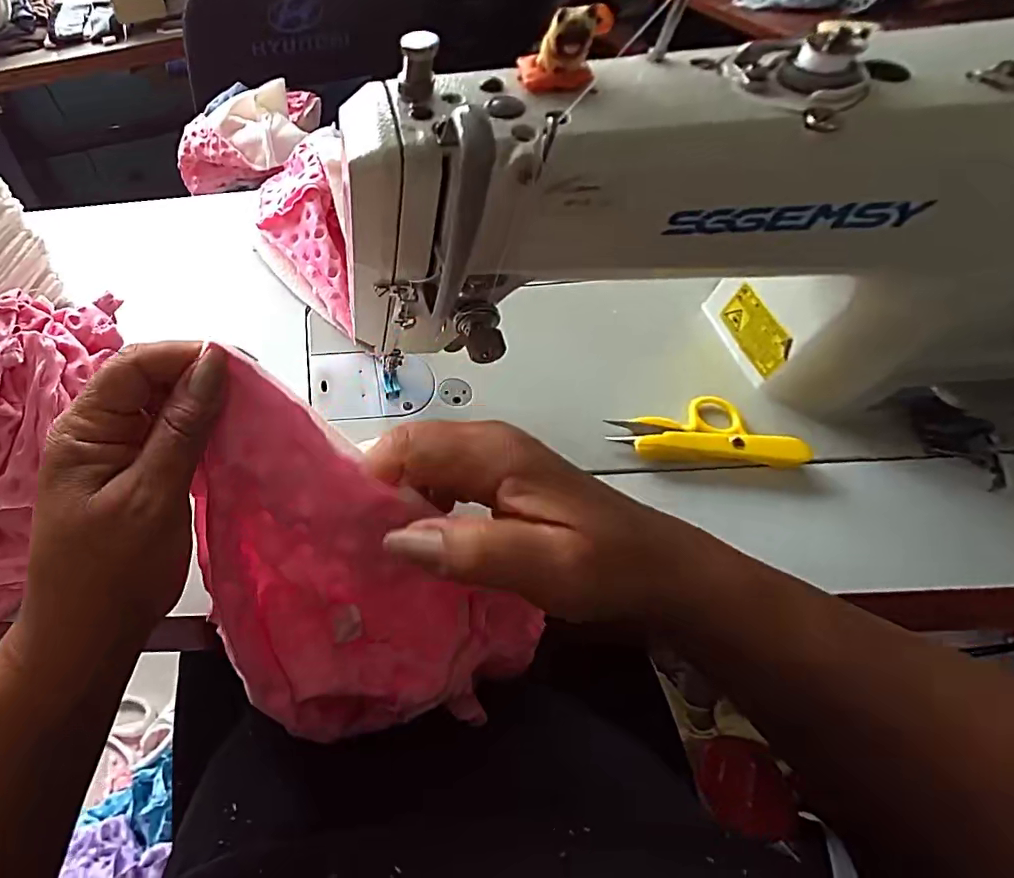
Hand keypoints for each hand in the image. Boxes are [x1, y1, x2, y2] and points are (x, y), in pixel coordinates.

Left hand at [17, 342, 227, 664]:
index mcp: (84, 429)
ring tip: (245, 411)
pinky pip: (170, 435)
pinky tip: (226, 438)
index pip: (135, 365)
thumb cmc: (109, 579)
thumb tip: (213, 363)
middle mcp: (96, 431)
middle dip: (198, 378)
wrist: (86, 644)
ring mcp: (115, 452)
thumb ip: (183, 427)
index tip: (237, 365)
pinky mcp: (135, 473)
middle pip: (150, 379)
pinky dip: (199, 432)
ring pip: (164, 405)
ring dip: (203, 405)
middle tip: (250, 391)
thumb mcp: (151, 497)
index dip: (185, 355)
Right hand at [365, 420, 712, 626]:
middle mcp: (485, 442)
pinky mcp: (494, 477)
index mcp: (493, 452)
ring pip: (418, 464)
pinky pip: (437, 481)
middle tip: (359, 541)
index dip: (370, 478)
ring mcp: (490, 457)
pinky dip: (419, 507)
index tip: (352, 526)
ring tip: (384, 546)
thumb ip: (471, 550)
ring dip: (396, 501)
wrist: (662, 570)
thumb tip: (396, 539)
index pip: (407, 445)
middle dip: (377, 490)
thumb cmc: (609, 567)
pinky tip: (423, 543)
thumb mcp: (545, 566)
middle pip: (406, 449)